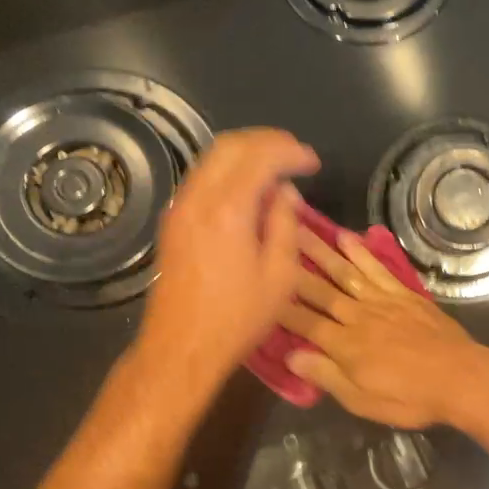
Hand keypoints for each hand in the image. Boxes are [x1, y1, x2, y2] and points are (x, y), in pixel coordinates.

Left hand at [132, 129, 318, 386]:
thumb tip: (284, 194)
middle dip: (267, 141)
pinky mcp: (174, 221)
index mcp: (229, 209)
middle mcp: (199, 198)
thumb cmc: (237, 317)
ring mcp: (180, 208)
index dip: (291, 152)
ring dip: (246, 154)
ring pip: (212, 158)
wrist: (181, 347)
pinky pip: (203, 177)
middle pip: (231, 145)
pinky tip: (250, 191)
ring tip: (277, 168)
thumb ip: (284, 224)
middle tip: (296, 155)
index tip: (314, 163)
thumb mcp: (280, 275)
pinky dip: (229, 171)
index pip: (261, 156)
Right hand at [280, 229, 488, 428]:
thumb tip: (291, 356)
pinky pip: (377, 270)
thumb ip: (327, 376)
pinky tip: (348, 237)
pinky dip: (361, 252)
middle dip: (292, 266)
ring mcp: (382, 302)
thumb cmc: (410, 397)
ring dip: (320, 249)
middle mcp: (358, 316)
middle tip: (269, 237)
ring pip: (344, 272)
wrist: (460, 377)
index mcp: (344, 345)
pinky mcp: (404, 295)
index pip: (303, 322)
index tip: (257, 286)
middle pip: (319, 289)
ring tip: (299, 226)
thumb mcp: (362, 400)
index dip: (279, 306)